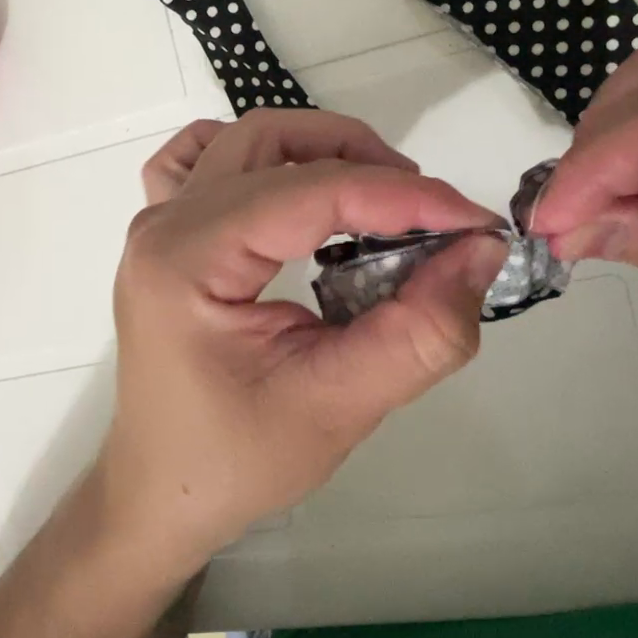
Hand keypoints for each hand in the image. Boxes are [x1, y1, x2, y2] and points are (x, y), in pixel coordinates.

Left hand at [100, 110, 510, 566]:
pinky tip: (297, 192)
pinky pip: (207, 162)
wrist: (161, 494)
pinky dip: (264, 162)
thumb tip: (480, 252)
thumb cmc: (236, 461)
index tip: (476, 222)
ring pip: (245, 142)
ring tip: (380, 199)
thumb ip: (419, 333)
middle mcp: (163, 225)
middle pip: (273, 148)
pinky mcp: (166, 237)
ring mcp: (157, 224)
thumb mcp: (338, 406)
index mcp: (186, 261)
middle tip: (430, 216)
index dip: (402, 197)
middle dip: (364, 167)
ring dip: (319, 153)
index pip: (309, 193)